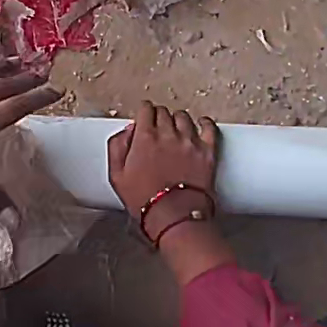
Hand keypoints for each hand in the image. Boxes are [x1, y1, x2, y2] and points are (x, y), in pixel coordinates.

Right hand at [107, 102, 233, 284]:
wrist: (174, 216)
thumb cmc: (144, 199)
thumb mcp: (117, 175)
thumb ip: (117, 147)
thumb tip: (126, 131)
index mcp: (144, 138)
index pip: (146, 110)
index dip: (144, 111)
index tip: (144, 116)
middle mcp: (168, 134)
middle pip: (164, 112)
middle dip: (159, 116)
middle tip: (157, 126)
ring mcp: (190, 141)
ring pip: (184, 117)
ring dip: (178, 120)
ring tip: (176, 129)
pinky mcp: (207, 151)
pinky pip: (209, 127)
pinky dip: (204, 123)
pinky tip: (201, 124)